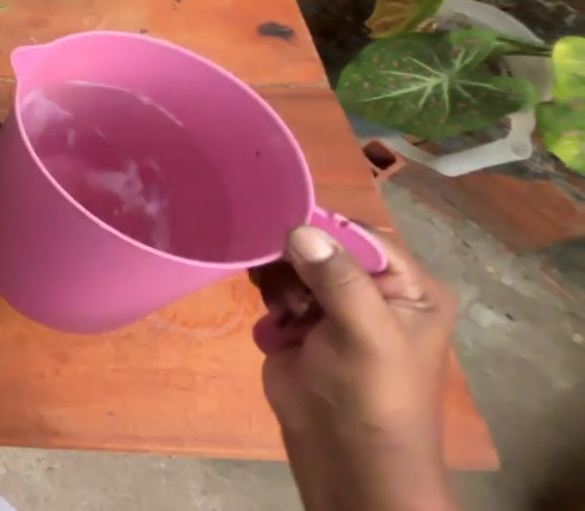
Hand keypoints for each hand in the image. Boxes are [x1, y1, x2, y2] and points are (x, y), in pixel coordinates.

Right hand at [256, 225, 458, 510]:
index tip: (276, 227)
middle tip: (283, 285)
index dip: (321, 229)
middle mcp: (375, 289)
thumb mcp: (366, 334)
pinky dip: (267, 295)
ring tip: (283, 310)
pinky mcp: (300, 316)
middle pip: (320, 243)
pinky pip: (274, 282)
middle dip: (292, 258)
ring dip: (277, 279)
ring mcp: (335, 303)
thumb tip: (299, 228)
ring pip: (290, 260)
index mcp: (411, 289)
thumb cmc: (372, 394)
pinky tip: (275, 319)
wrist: (343, 449)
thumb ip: (339, 280)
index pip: (360, 235)